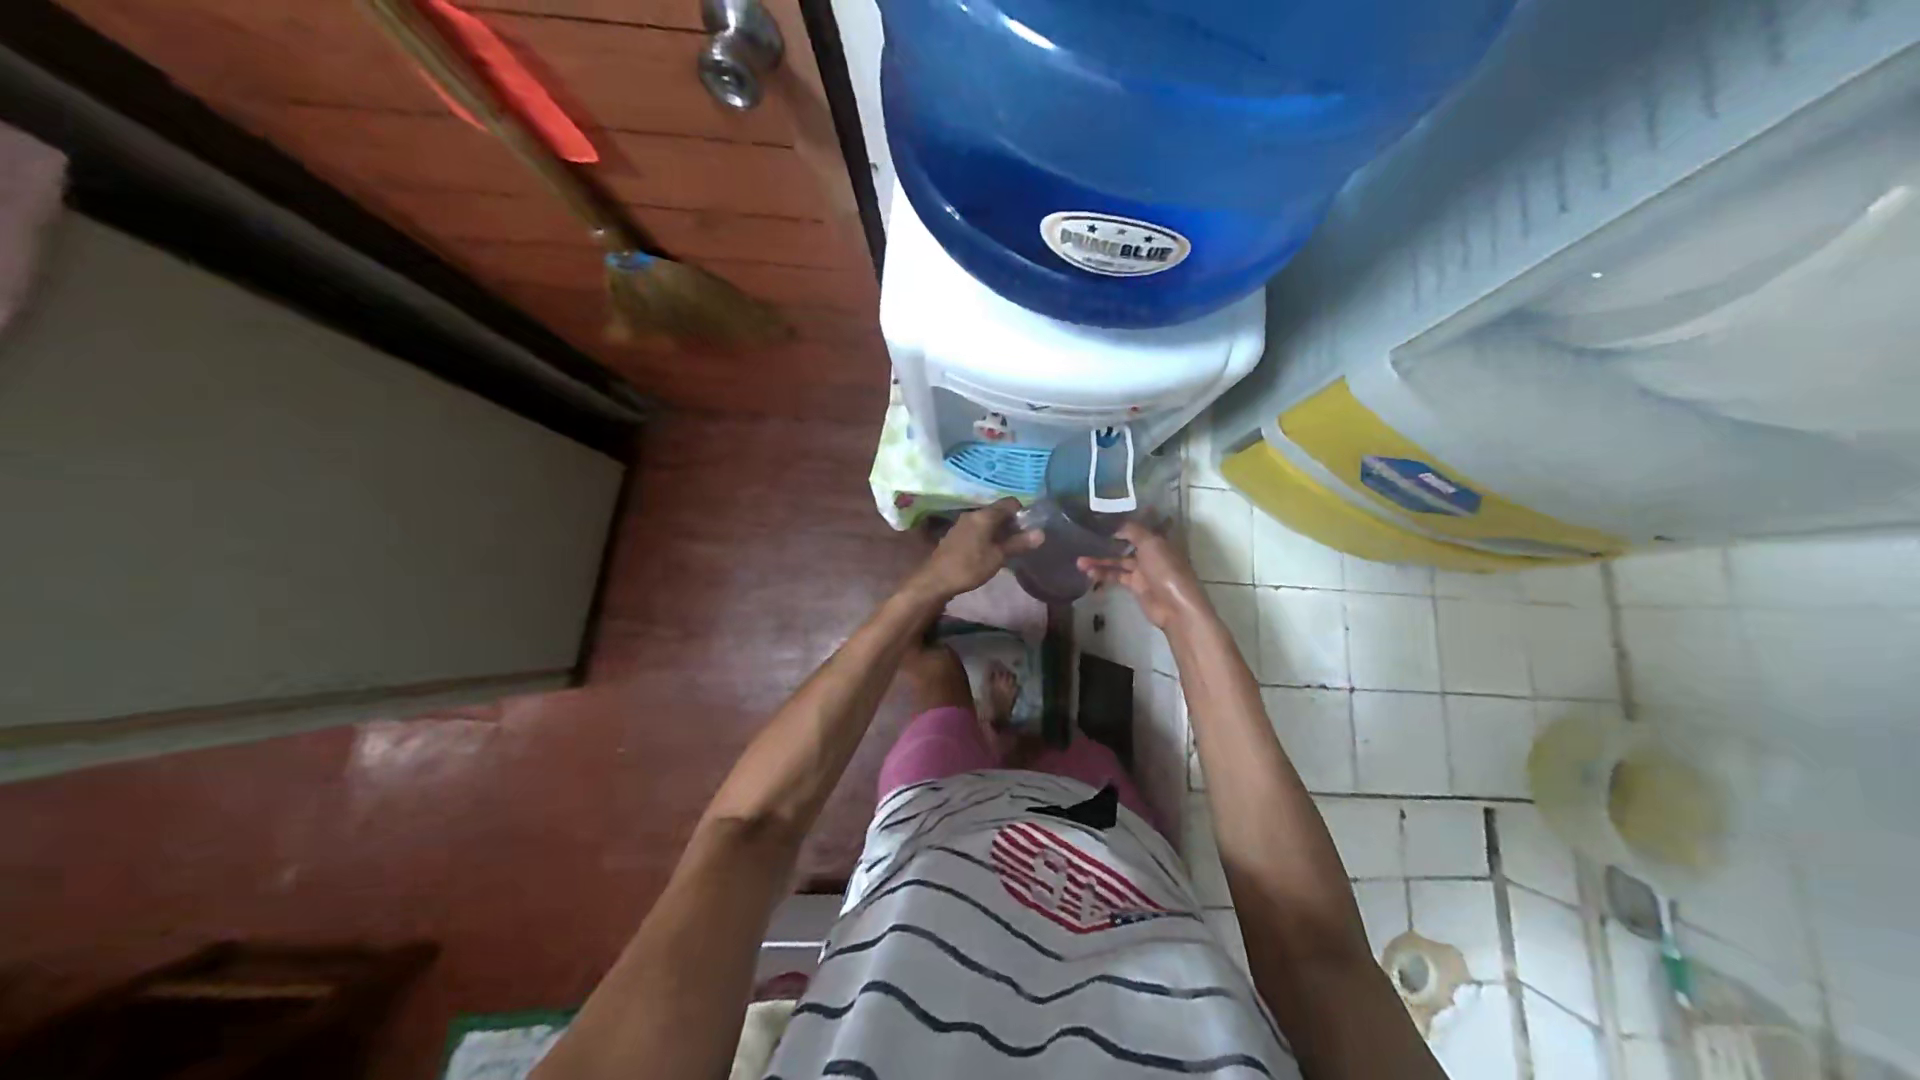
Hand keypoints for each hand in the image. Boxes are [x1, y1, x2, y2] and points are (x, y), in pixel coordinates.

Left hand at [907, 498, 1042, 601]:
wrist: (936, 580)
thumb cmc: (969, 567)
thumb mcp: (998, 557)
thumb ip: (1018, 543)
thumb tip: (1041, 533)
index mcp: (984, 515)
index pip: (1010, 502)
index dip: (1022, 512)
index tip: (1029, 528)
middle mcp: (973, 514)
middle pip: (998, 511)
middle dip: (1011, 523)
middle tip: (1021, 540)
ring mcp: (962, 523)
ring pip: (987, 520)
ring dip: (999, 530)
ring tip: (1008, 547)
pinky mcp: (956, 534)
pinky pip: (977, 528)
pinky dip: (987, 535)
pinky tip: (989, 551)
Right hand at [1078, 522, 1211, 630]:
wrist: (1175, 606)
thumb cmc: (1166, 569)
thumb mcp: (1151, 543)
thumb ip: (1133, 530)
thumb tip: (1116, 525)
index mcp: (1159, 539)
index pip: (1141, 525)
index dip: (1126, 520)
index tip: (1106, 516)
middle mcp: (1151, 552)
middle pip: (1126, 543)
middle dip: (1108, 541)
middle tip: (1086, 537)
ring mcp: (1143, 570)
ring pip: (1118, 561)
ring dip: (1100, 560)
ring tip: (1079, 561)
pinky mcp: (1135, 585)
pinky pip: (1116, 576)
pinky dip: (1103, 574)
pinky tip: (1088, 572)